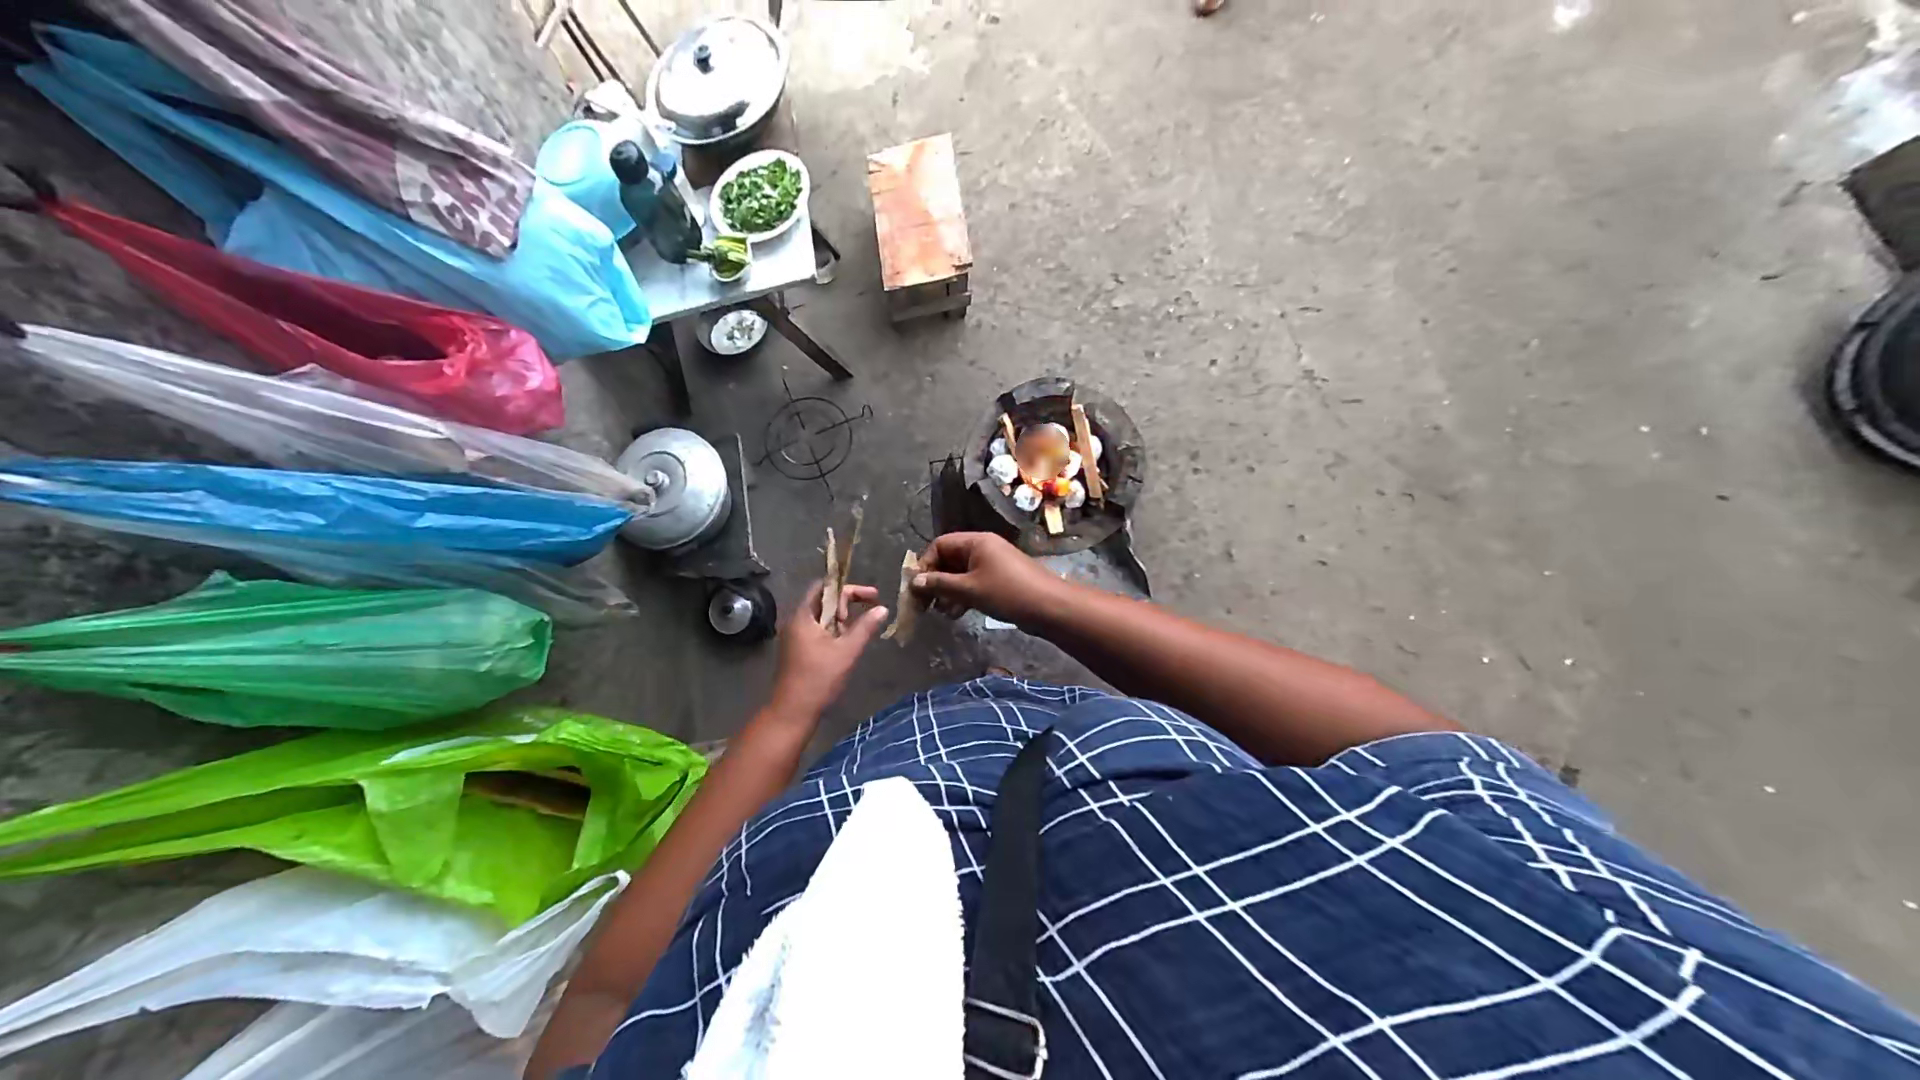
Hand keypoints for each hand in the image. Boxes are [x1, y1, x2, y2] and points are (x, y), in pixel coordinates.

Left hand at [767, 580, 888, 720]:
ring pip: (822, 617)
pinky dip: (834, 631)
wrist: (793, 711)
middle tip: (866, 616)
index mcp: (803, 616)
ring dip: (842, 620)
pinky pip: (818, 630)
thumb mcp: (847, 651)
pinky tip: (846, 644)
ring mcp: (795, 636)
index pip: (824, 587)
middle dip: (848, 604)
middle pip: (824, 601)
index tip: (872, 596)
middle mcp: (796, 621)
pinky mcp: (797, 649)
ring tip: (858, 632)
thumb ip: (865, 627)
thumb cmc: (819, 678)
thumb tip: (883, 608)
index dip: (849, 588)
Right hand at [912, 532, 1063, 627]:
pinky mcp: (1000, 581)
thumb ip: (940, 584)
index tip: (918, 587)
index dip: (926, 564)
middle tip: (926, 604)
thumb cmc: (1007, 592)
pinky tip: (957, 614)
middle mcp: (983, 548)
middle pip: (949, 559)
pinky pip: (973, 584)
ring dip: (948, 591)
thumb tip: (915, 582)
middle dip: (936, 581)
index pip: (940, 545)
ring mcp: (993, 565)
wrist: (1049, 607)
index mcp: (976, 542)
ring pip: (961, 574)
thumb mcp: (969, 589)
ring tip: (943, 612)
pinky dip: (963, 596)